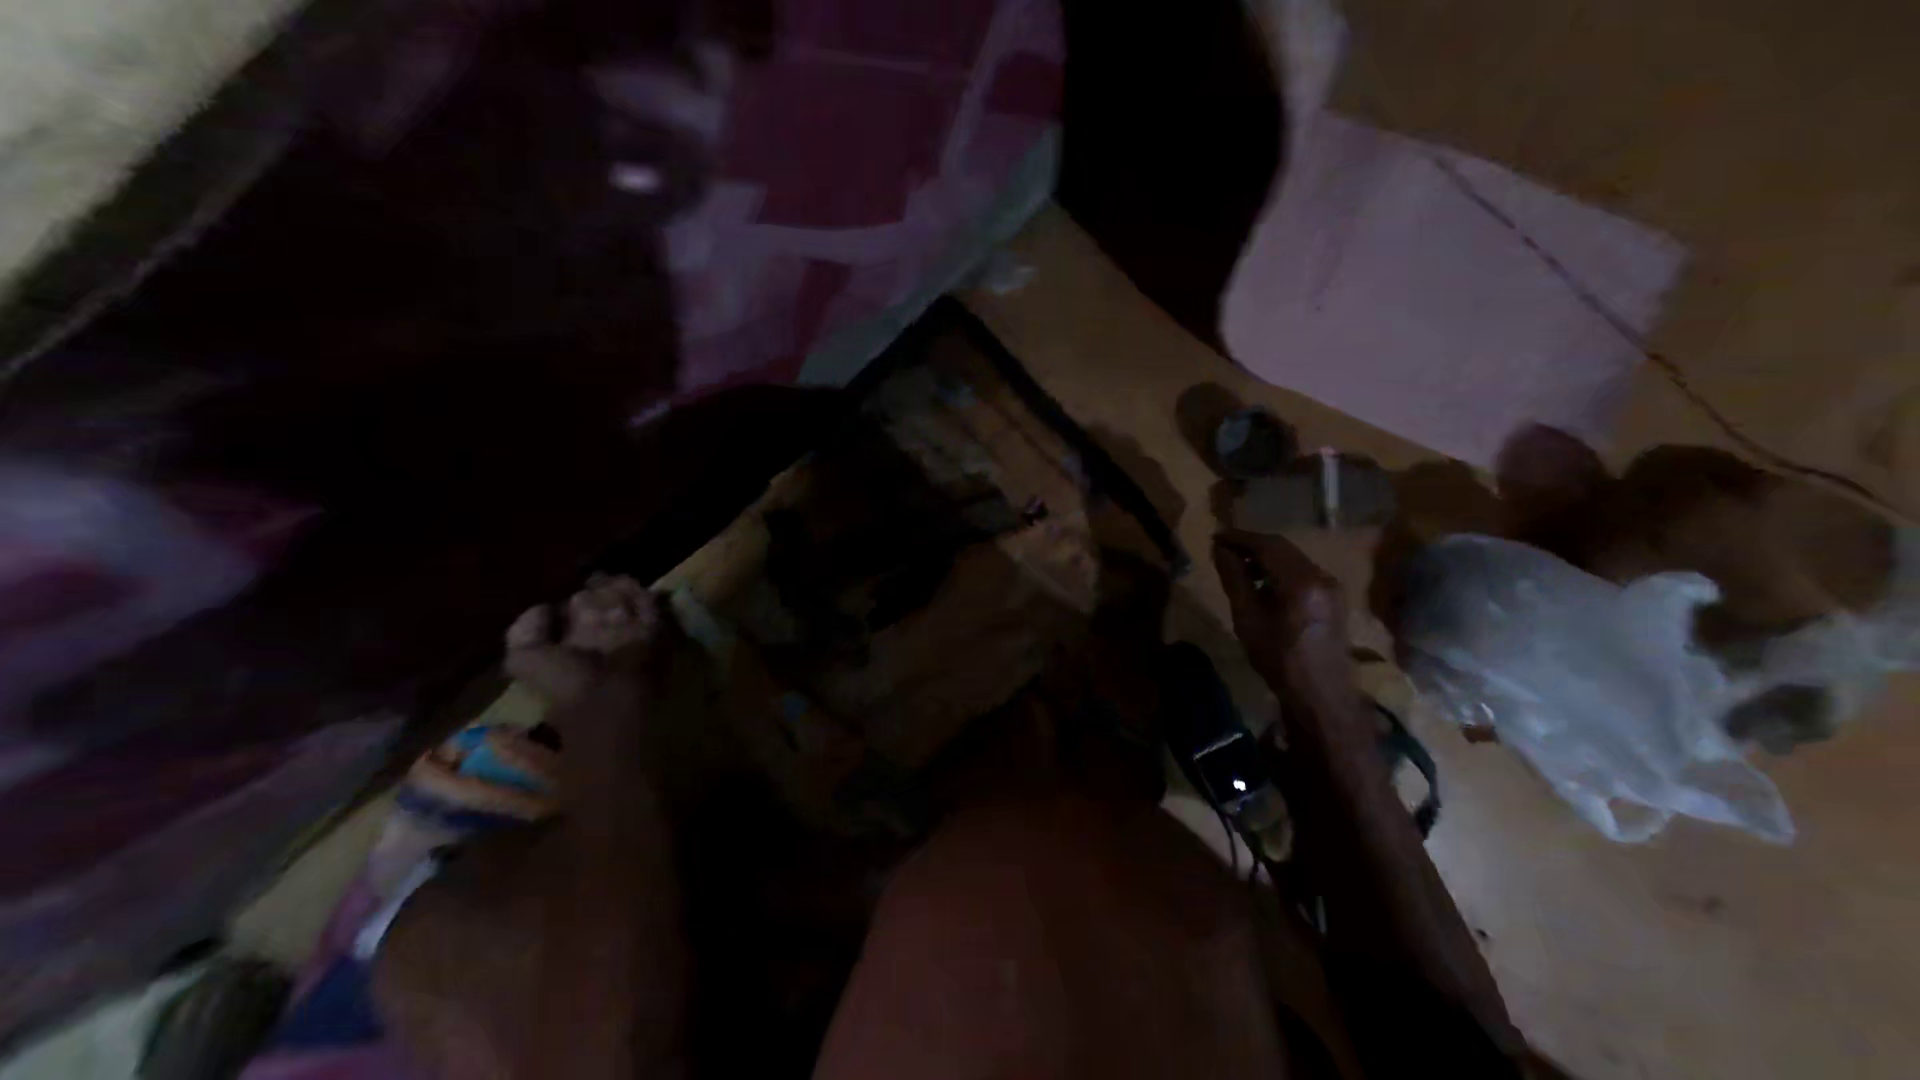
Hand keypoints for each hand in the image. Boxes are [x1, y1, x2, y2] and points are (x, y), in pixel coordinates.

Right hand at [1211, 530, 1348, 683]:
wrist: (1321, 693)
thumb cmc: (1279, 659)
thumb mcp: (1247, 619)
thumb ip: (1234, 579)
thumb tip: (1220, 550)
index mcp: (1301, 581)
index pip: (1267, 544)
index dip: (1240, 537)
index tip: (1215, 536)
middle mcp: (1321, 576)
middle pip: (1283, 547)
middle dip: (1252, 544)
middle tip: (1223, 548)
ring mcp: (1331, 585)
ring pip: (1293, 558)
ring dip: (1266, 557)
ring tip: (1238, 565)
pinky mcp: (1333, 596)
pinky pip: (1303, 571)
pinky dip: (1280, 569)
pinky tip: (1263, 582)